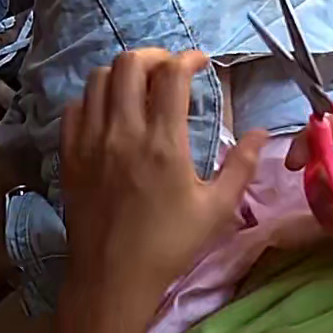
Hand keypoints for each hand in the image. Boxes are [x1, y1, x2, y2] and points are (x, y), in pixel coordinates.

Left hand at [62, 49, 268, 309]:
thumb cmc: (169, 244)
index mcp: (163, 143)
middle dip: (155, 55)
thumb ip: (241, 165)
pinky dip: (95, 96)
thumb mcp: (216, 208)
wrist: (112, 277)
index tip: (201, 63)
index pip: (172, 75)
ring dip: (123, 72)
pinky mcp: (70, 154)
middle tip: (171, 69)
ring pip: (98, 78)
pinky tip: (111, 111)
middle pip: (130, 63)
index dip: (189, 58)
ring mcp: (90, 141)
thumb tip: (261, 132)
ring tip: (141, 86)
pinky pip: (76, 106)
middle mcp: (123, 132)